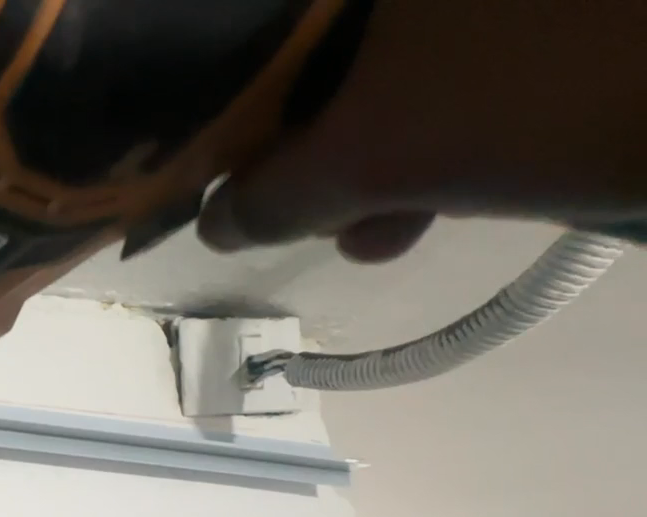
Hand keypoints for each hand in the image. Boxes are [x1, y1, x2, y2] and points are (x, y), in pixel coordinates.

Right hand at [199, 0, 646, 261]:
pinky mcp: (563, 36)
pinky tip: (457, 194)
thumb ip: (267, 196)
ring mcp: (505, 11)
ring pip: (418, 77)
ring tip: (388, 232)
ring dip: (390, 164)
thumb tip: (215, 224)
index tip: (242, 185)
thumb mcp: (372, 157)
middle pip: (342, 68)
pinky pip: (485, 81)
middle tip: (322, 220)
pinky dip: (460, 140)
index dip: (243, 126)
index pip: (274, 57)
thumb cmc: (551, 90)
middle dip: (323, 157)